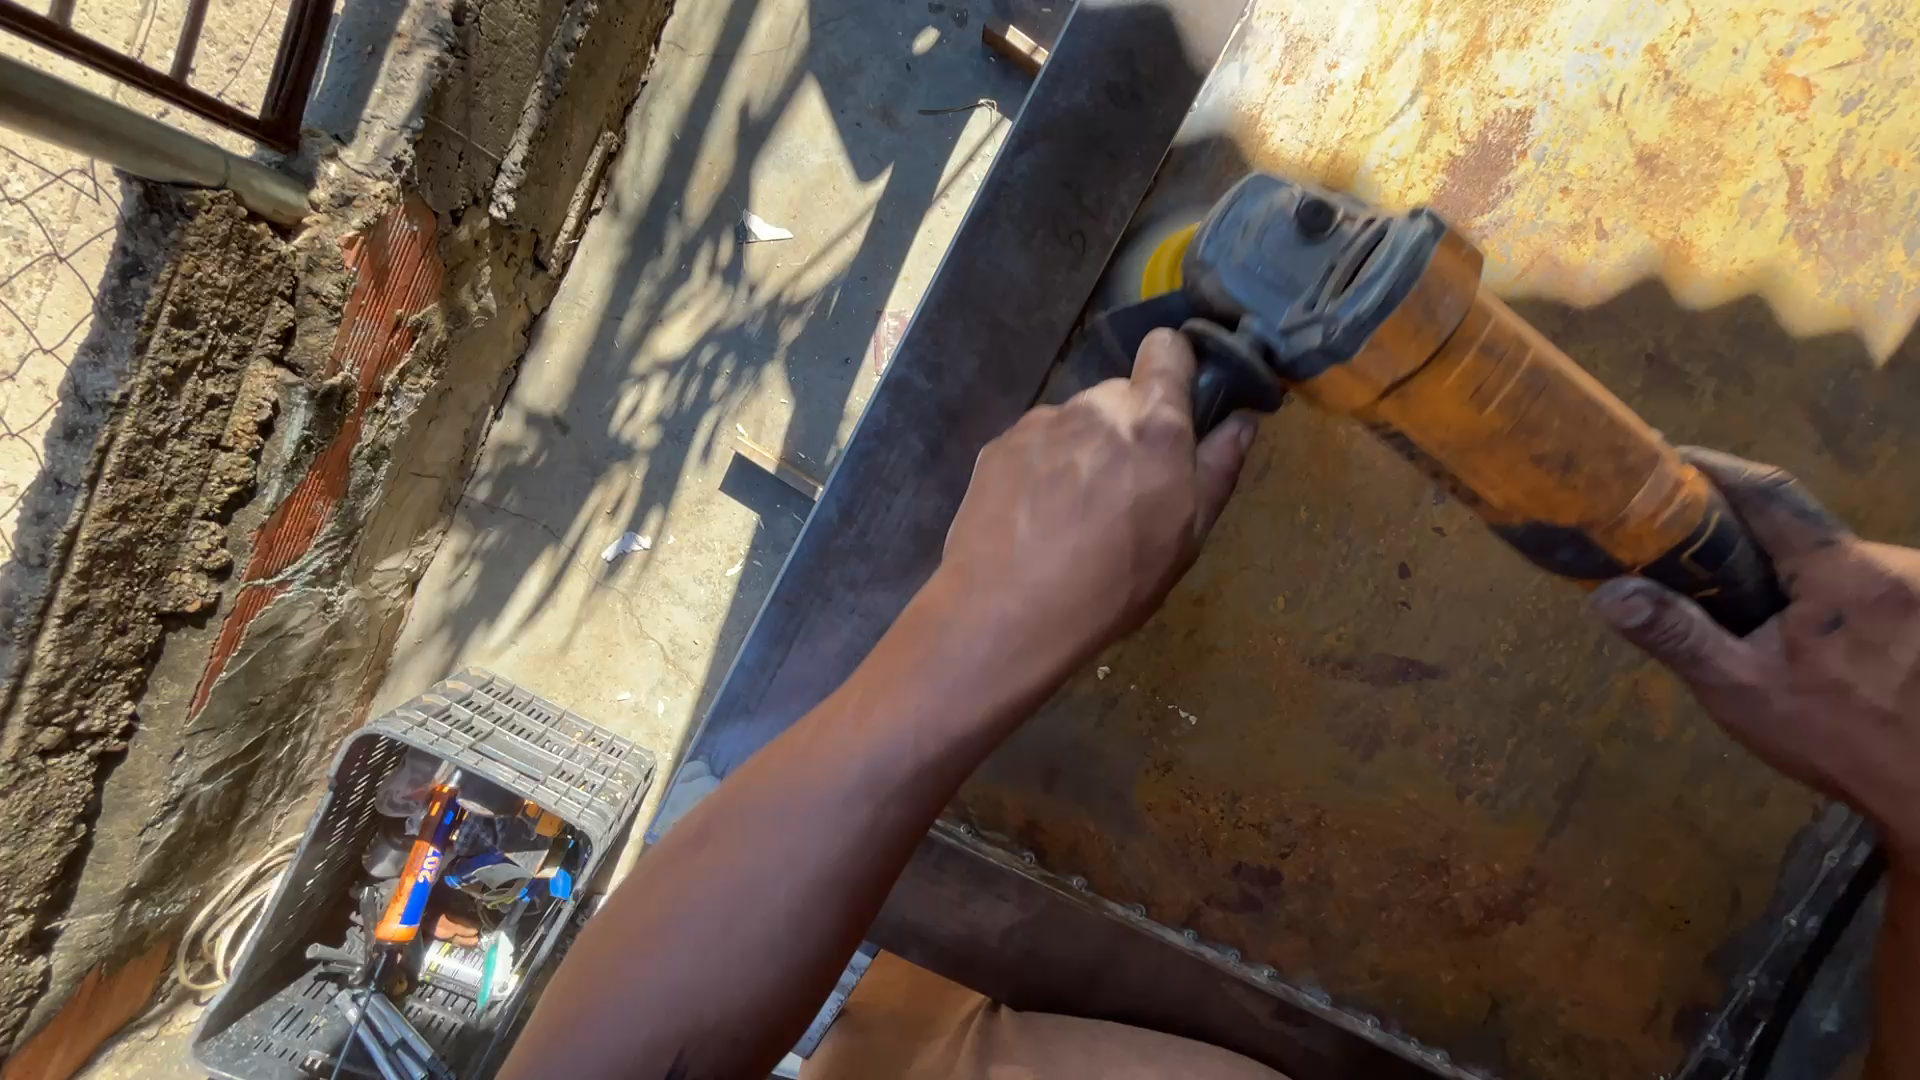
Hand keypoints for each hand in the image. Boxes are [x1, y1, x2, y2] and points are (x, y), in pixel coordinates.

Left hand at [932, 328, 1257, 686]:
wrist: (1007, 612)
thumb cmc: (1113, 583)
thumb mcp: (1187, 538)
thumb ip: (1217, 470)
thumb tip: (1241, 423)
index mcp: (1152, 422)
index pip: (1167, 348)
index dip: (1174, 366)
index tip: (1176, 402)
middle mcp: (1095, 407)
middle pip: (1119, 396)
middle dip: (1126, 428)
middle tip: (1121, 489)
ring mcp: (1040, 424)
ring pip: (1074, 422)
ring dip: (1081, 450)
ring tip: (1069, 513)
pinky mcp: (998, 445)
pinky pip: (1033, 445)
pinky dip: (1039, 468)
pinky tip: (1032, 516)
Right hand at [1591, 448, 1919, 862]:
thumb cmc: (1844, 740)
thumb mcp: (1741, 689)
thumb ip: (1676, 634)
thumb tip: (1609, 593)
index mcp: (1848, 578)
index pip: (1771, 495)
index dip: (1716, 468)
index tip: (1669, 457)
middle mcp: (1900, 569)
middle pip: (1804, 532)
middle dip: (1746, 542)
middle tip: (1692, 568)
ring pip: (1836, 560)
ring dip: (1787, 575)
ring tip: (1748, 620)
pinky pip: (1866, 584)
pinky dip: (1822, 596)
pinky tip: (1809, 641)